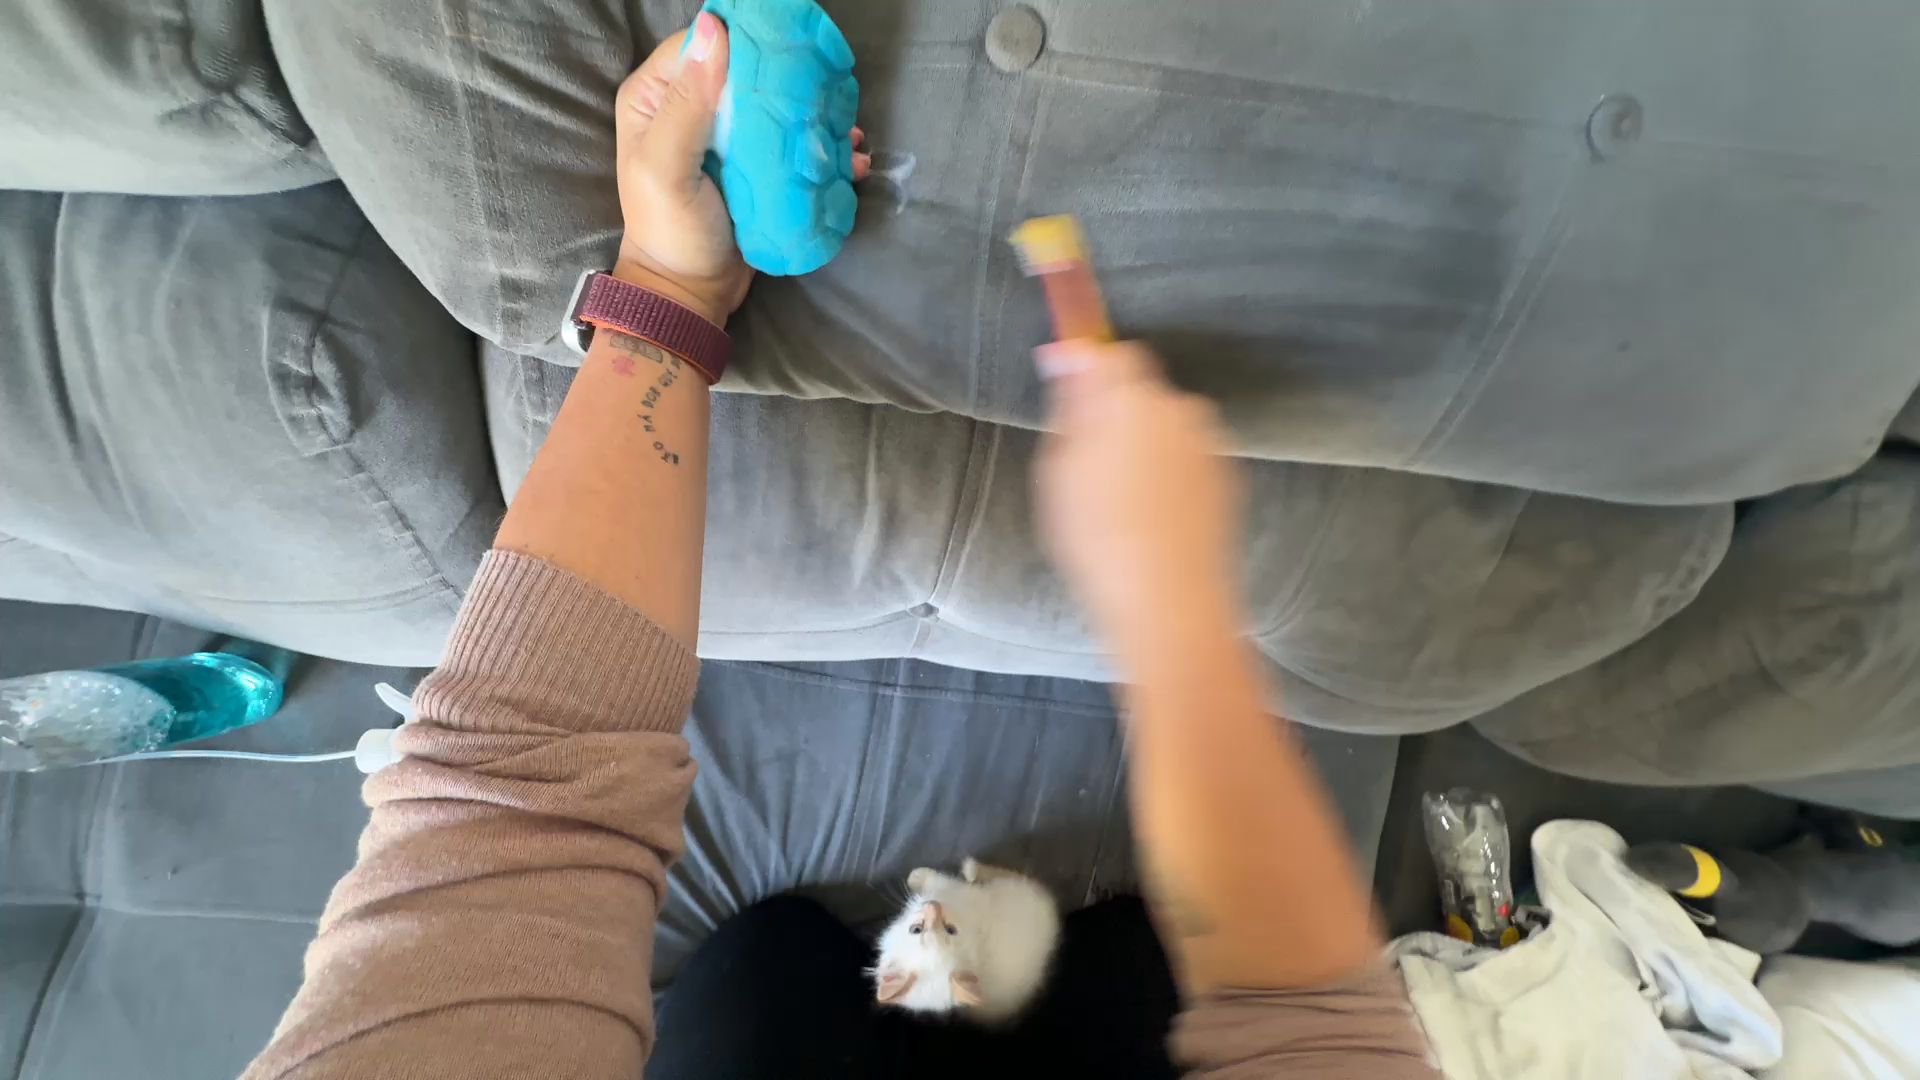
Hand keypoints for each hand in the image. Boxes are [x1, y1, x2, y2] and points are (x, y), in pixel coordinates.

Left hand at [613, 14, 871, 325]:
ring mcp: (730, 147)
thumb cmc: (671, 232)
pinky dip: (820, 156)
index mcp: (659, 99)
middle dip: (789, 81)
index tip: (787, 45)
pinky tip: (849, 161)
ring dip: (813, 122)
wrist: (691, 293)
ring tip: (849, 132)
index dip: (743, 41)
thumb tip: (714, 28)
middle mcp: (695, 114)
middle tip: (828, 88)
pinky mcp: (757, 176)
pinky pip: (790, 153)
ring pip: (775, 116)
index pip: (703, 47)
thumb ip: (688, 103)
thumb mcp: (668, 166)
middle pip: (746, 78)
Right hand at [1033, 340, 1244, 652]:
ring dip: (1142, 443)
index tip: (1062, 378)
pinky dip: (1166, 473)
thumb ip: (1069, 408)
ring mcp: (1208, 444)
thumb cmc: (1099, 538)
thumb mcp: (1057, 471)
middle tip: (1083, 459)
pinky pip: (1186, 458)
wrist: (1167, 600)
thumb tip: (1070, 362)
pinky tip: (1147, 515)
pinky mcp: (1226, 478)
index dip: (1085, 362)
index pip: (1112, 353)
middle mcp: (1178, 410)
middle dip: (1113, 411)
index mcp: (1131, 401)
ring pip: (1165, 426)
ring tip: (1116, 498)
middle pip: (1140, 391)